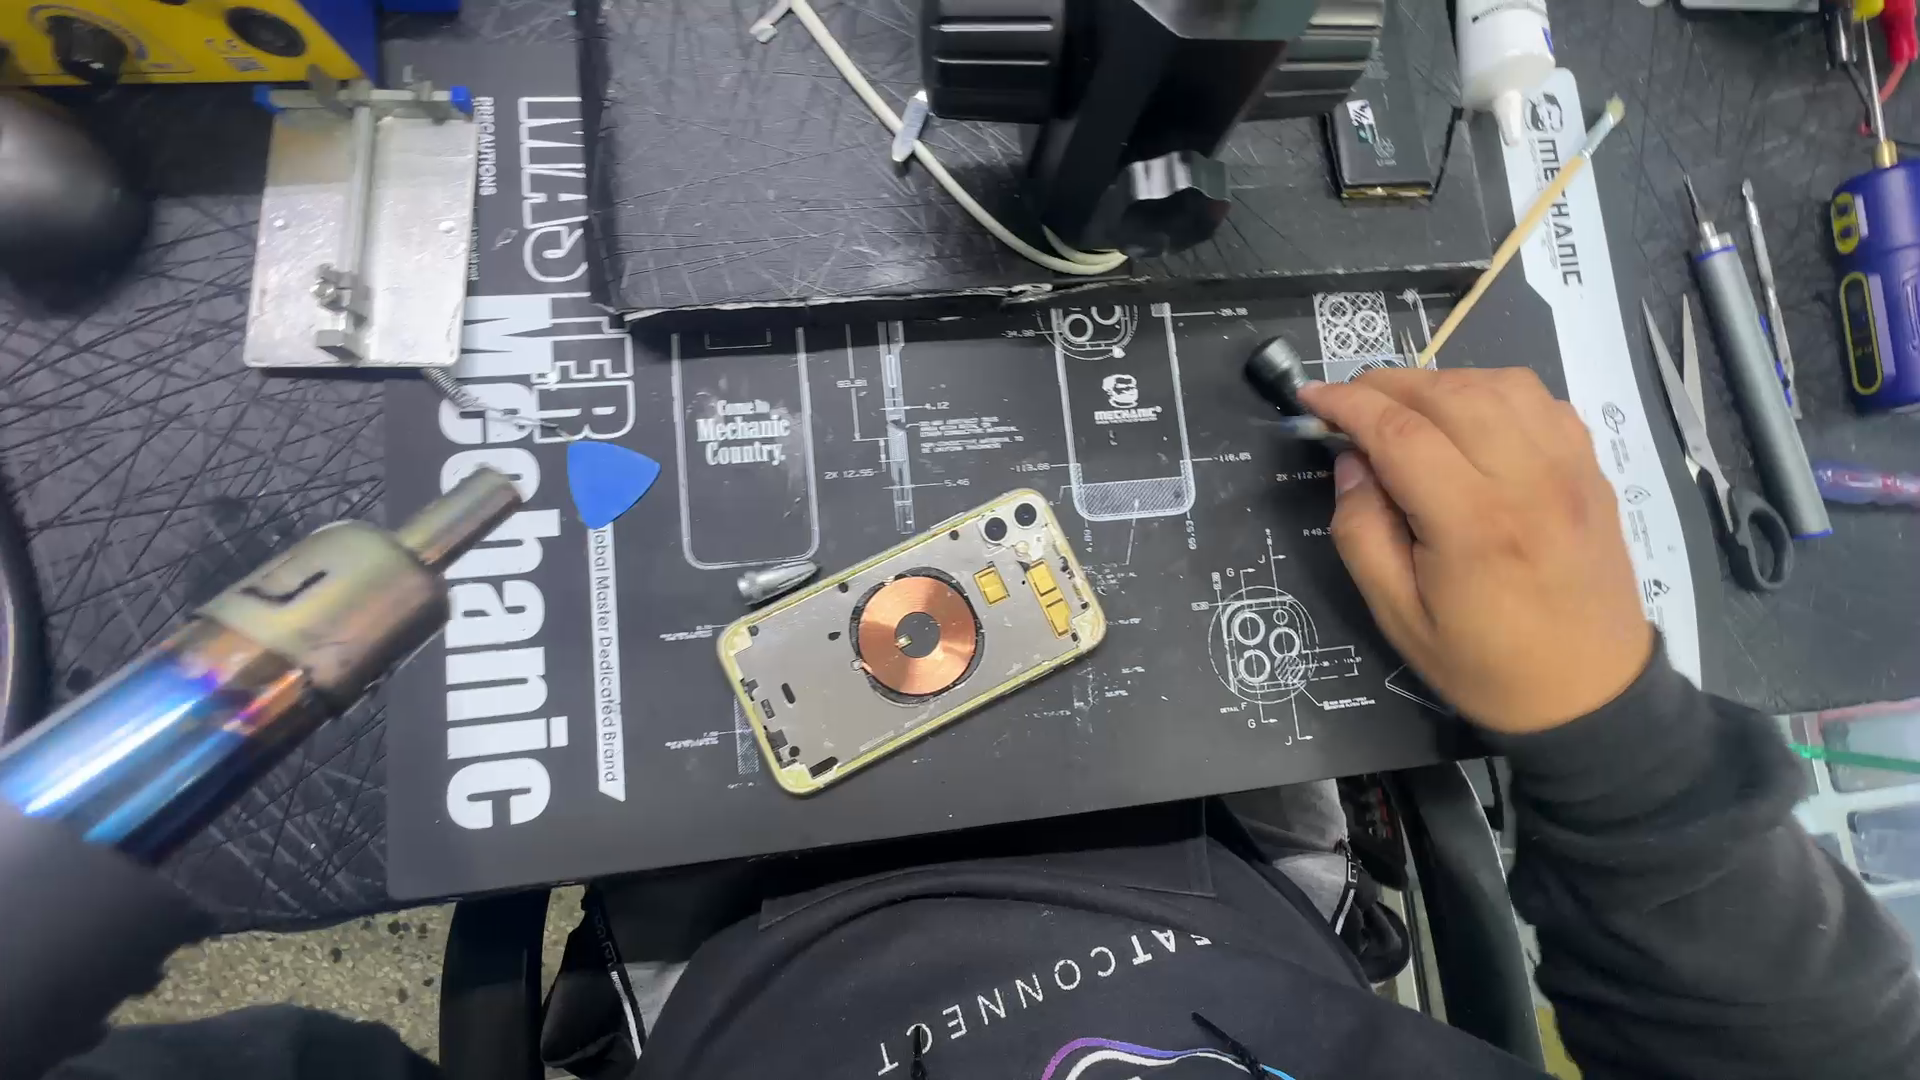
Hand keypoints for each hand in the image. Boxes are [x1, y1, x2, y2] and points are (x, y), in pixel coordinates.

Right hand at [1297, 368, 1653, 734]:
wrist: (1588, 693)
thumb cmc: (1479, 662)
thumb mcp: (1394, 612)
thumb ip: (1362, 532)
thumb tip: (1351, 463)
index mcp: (1473, 524)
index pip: (1399, 434)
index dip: (1347, 405)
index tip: (1310, 396)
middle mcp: (1529, 481)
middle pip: (1449, 394)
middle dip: (1385, 384)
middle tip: (1345, 399)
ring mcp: (1571, 470)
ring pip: (1499, 385)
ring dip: (1437, 380)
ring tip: (1398, 406)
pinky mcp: (1591, 471)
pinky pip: (1540, 400)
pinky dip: (1489, 390)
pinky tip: (1462, 415)